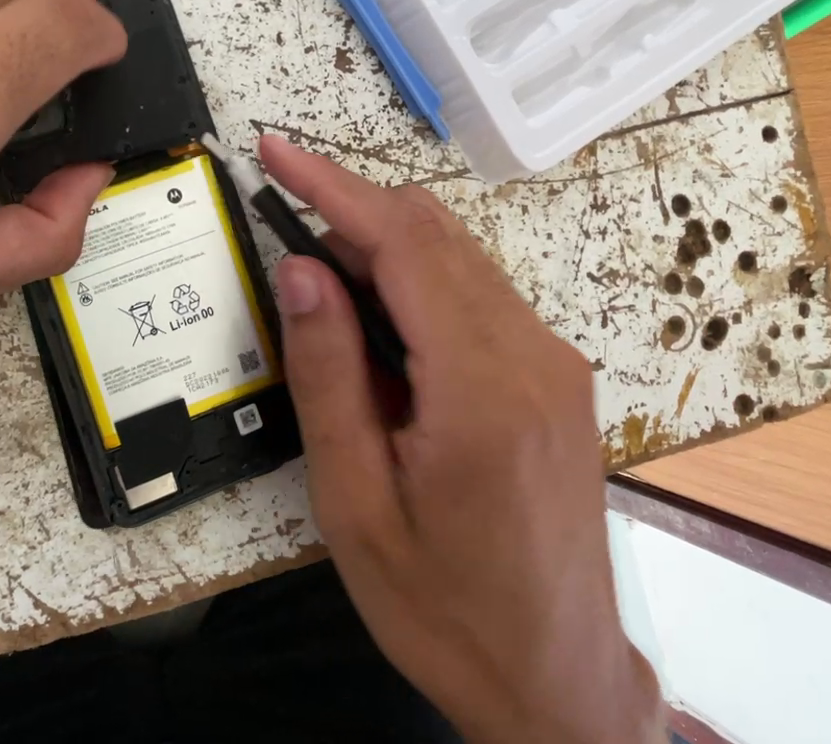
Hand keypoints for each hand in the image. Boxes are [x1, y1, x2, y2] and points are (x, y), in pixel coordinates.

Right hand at [261, 136, 662, 743]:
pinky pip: (475, 294)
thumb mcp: (353, 500)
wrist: (555, 680)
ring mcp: (553, 363)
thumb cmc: (440, 605)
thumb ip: (327, 375)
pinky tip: (374, 328)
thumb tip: (301, 269)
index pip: (403, 246)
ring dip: (379, 247)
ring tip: (319, 292)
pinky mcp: (554, 377)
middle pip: (434, 235)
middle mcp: (534, 355)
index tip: (275, 150)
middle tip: (282, 238)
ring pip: (456, 257)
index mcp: (483, 389)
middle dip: (349, 213)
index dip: (332, 186)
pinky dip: (413, 282)